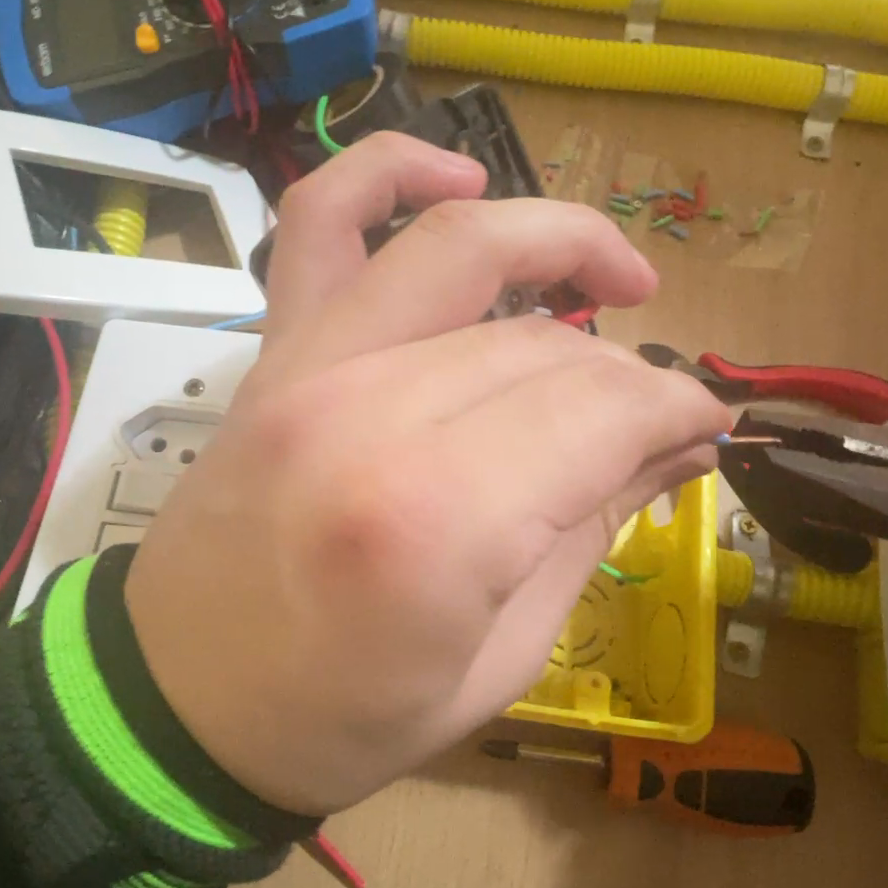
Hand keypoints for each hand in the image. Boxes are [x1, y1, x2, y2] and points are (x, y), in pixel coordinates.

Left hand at [125, 133, 730, 814]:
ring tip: (613, 274)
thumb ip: (590, 532)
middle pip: (542, 345)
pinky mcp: (272, 357)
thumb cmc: (345, 716)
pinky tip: (456, 175)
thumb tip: (678, 448)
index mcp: (440, 522)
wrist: (181, 705)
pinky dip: (387, 172)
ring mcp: (309, 370)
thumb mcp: (499, 659)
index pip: (599, 411)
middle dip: (625, 369)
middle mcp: (373, 417)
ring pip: (461, 252)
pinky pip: (319, 223)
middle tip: (654, 413)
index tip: (706, 427)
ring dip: (556, 239)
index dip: (676, 408)